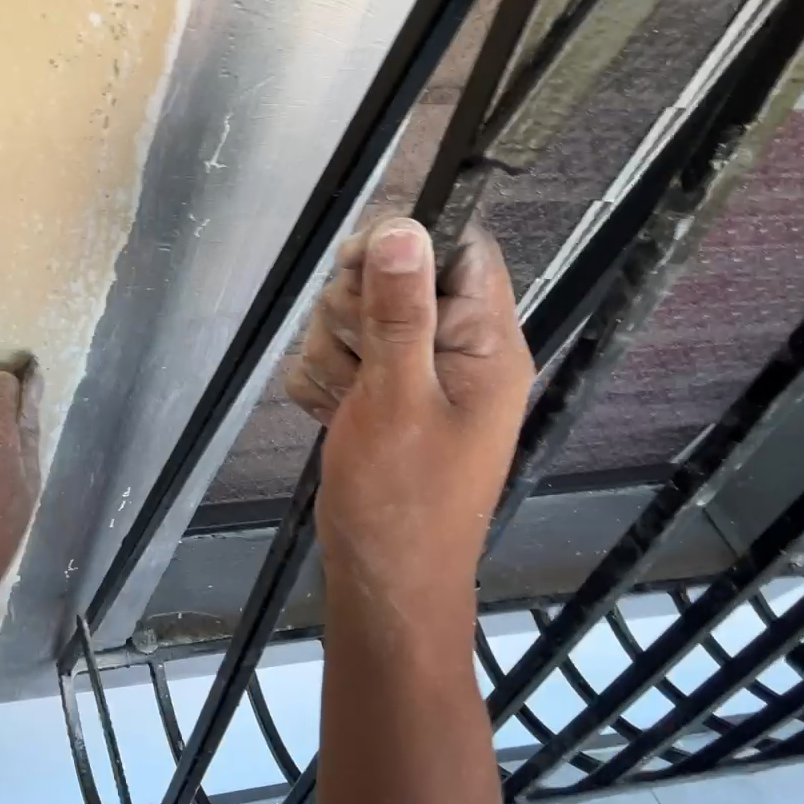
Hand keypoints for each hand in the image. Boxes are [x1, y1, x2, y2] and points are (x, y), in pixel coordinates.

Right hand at [285, 217, 531, 604]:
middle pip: (387, 277)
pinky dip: (320, 385)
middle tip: (361, 364)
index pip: (458, 248)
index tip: (356, 265)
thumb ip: (400, 311)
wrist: (380, 576)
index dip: (404, 242)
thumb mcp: (400, 396)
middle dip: (353, 313)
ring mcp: (407, 373)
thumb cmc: (403, 496)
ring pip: (346, 318)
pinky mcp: (371, 396)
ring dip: (332, 356)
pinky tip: (334, 418)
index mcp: (483, 339)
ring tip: (349, 404)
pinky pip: (327, 360)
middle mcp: (449, 347)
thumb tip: (403, 227)